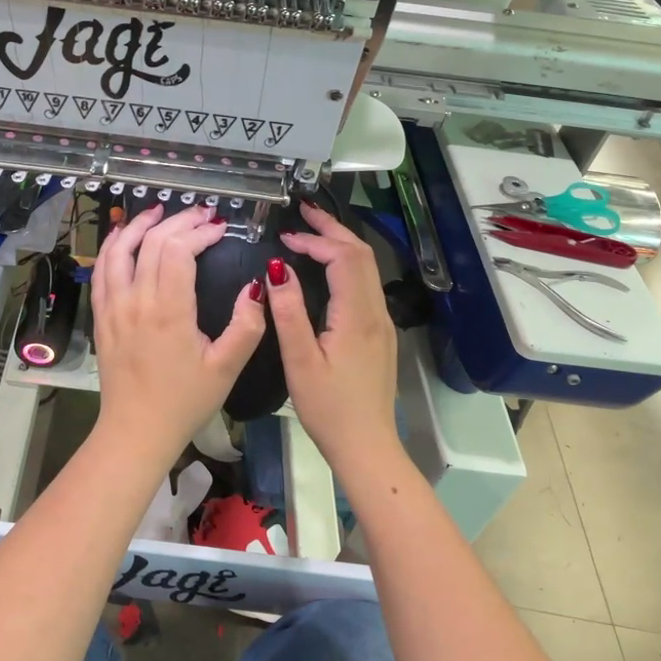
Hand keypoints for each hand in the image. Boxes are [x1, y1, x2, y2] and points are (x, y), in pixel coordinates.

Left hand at [91, 203, 265, 463]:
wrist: (136, 431)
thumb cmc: (184, 401)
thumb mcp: (227, 368)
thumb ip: (247, 325)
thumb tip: (257, 286)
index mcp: (168, 310)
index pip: (178, 250)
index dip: (200, 232)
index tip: (220, 229)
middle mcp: (136, 301)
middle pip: (150, 242)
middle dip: (177, 221)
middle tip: (201, 215)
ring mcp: (113, 307)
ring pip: (119, 250)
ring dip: (139, 225)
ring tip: (160, 212)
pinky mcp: (102, 316)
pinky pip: (101, 270)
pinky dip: (112, 247)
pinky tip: (122, 238)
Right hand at [266, 202, 401, 468]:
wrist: (367, 446)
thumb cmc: (328, 407)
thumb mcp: (300, 361)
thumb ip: (288, 312)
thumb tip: (277, 269)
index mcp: (357, 316)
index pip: (344, 258)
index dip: (316, 240)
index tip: (285, 236)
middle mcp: (376, 313)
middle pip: (362, 255)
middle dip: (333, 230)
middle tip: (304, 214)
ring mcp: (382, 324)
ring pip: (367, 269)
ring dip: (342, 246)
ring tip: (312, 234)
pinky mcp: (380, 335)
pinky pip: (366, 285)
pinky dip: (346, 265)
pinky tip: (326, 270)